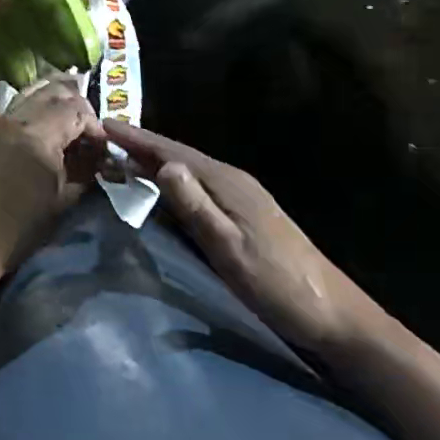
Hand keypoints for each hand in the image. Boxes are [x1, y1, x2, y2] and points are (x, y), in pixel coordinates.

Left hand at [0, 77, 106, 269]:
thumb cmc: (24, 224)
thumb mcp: (65, 197)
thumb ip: (87, 167)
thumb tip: (104, 153)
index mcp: (38, 136)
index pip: (76, 109)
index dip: (95, 124)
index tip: (103, 145)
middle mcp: (19, 118)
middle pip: (58, 91)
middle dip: (80, 105)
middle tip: (91, 131)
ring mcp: (5, 117)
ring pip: (39, 88)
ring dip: (61, 99)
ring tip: (75, 122)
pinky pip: (25, 99)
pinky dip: (44, 103)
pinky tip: (54, 122)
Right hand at [104, 119, 387, 356]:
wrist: (334, 315)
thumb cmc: (277, 285)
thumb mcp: (229, 250)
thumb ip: (196, 206)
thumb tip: (164, 163)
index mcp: (225, 182)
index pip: (172, 152)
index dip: (137, 138)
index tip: (104, 124)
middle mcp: (232, 178)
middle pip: (178, 154)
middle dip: (141, 145)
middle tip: (104, 139)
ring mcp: (241, 194)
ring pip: (188, 168)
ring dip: (155, 161)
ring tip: (123, 158)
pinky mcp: (245, 210)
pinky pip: (198, 182)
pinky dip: (173, 178)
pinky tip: (164, 187)